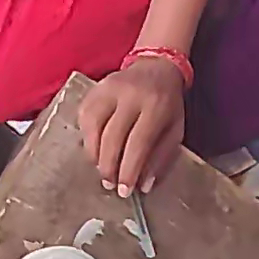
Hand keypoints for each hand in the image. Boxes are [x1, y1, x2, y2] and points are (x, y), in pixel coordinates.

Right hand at [79, 56, 185, 195]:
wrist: (156, 67)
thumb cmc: (167, 105)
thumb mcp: (174, 131)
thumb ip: (160, 158)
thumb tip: (143, 186)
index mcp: (155, 105)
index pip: (138, 143)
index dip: (129, 170)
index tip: (124, 191)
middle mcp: (130, 94)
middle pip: (112, 137)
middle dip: (108, 166)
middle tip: (109, 184)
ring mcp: (108, 88)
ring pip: (92, 127)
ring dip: (94, 154)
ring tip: (101, 168)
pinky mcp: (94, 88)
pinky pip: (84, 117)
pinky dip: (86, 137)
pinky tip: (95, 147)